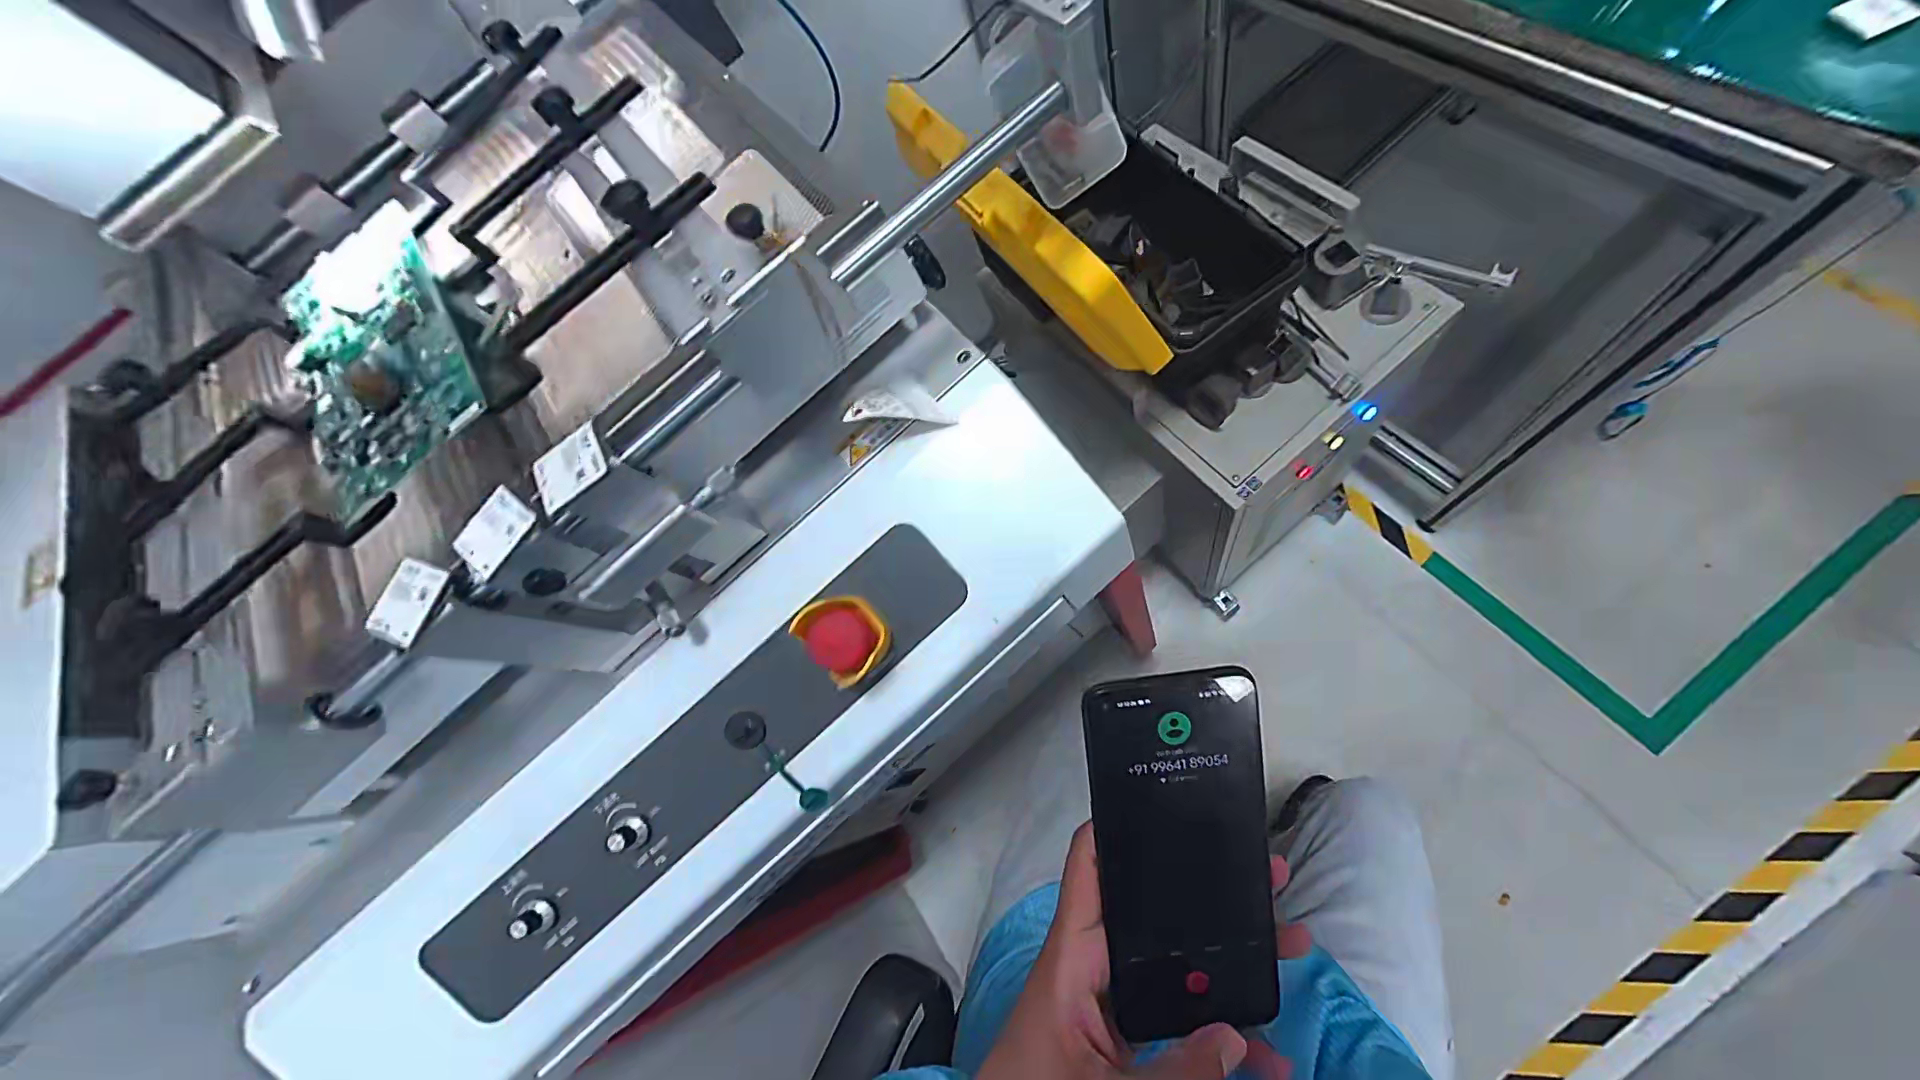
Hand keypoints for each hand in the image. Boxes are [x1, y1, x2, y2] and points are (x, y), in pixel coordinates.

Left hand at [975, 822, 1312, 1079]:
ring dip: (1230, 960)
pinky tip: (1269, 1053)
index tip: (1161, 803)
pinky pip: (1178, 1016)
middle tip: (1266, 878)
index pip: (1088, 869)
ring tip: (1289, 940)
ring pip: (1177, 965)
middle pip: (1153, 913)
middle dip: (1209, 898)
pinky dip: (1220, 1033)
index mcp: (1074, 954)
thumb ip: (1173, 1070)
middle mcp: (1096, 962)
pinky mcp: (1125, 1031)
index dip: (1114, 829)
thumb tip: (1237, 1038)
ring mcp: (1113, 996)